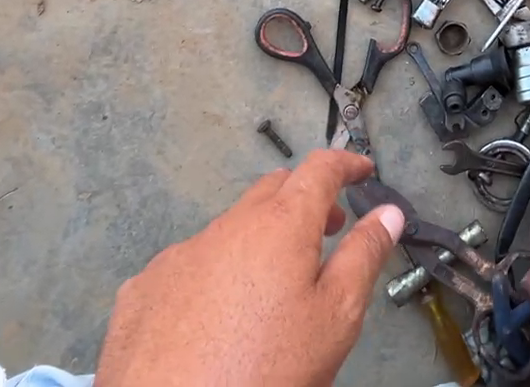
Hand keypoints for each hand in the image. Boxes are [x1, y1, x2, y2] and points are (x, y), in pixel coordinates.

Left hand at [95, 150, 403, 386]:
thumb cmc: (268, 370)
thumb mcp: (336, 317)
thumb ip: (364, 256)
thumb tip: (388, 211)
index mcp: (281, 224)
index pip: (320, 168)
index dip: (346, 163)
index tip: (363, 171)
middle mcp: (228, 225)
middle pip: (273, 190)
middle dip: (305, 199)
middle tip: (327, 231)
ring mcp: (179, 255)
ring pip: (229, 229)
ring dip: (258, 240)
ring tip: (270, 288)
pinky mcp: (141, 290)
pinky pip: (188, 265)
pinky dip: (213, 273)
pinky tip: (213, 319)